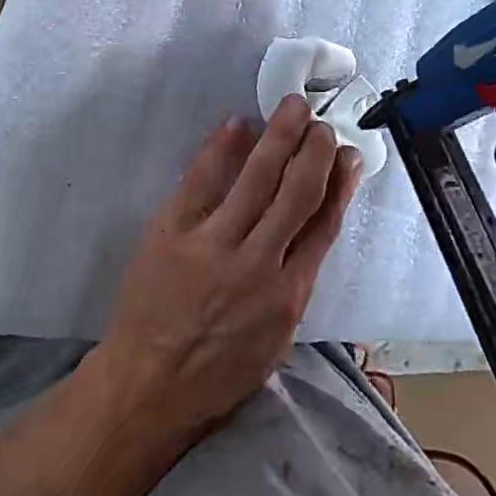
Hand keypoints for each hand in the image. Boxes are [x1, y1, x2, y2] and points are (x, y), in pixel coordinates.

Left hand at [101, 94, 362, 435]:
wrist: (146, 389)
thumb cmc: (218, 373)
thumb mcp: (277, 338)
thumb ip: (297, 283)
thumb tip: (313, 233)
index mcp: (289, 293)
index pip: (325, 224)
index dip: (341, 184)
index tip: (349, 157)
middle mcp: (258, 263)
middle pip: (298, 192)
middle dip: (315, 151)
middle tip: (323, 123)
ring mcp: (213, 245)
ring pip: (257, 179)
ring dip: (279, 137)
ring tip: (293, 106)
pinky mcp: (171, 234)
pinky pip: (201, 182)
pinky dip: (220, 150)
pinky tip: (237, 124)